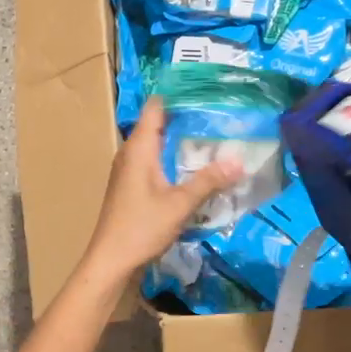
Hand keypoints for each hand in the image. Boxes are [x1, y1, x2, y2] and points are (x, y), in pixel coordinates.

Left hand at [82, 98, 243, 279]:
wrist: (111, 261)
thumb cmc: (141, 227)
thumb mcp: (180, 204)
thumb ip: (209, 181)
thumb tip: (239, 161)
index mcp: (139, 148)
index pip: (156, 107)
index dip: (179, 95)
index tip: (207, 90)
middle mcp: (131, 153)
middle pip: (160, 125)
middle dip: (188, 120)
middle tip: (221, 115)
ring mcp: (129, 171)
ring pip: (159, 147)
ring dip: (183, 144)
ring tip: (216, 139)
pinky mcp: (132, 187)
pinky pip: (156, 164)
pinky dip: (175, 162)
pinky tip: (196, 170)